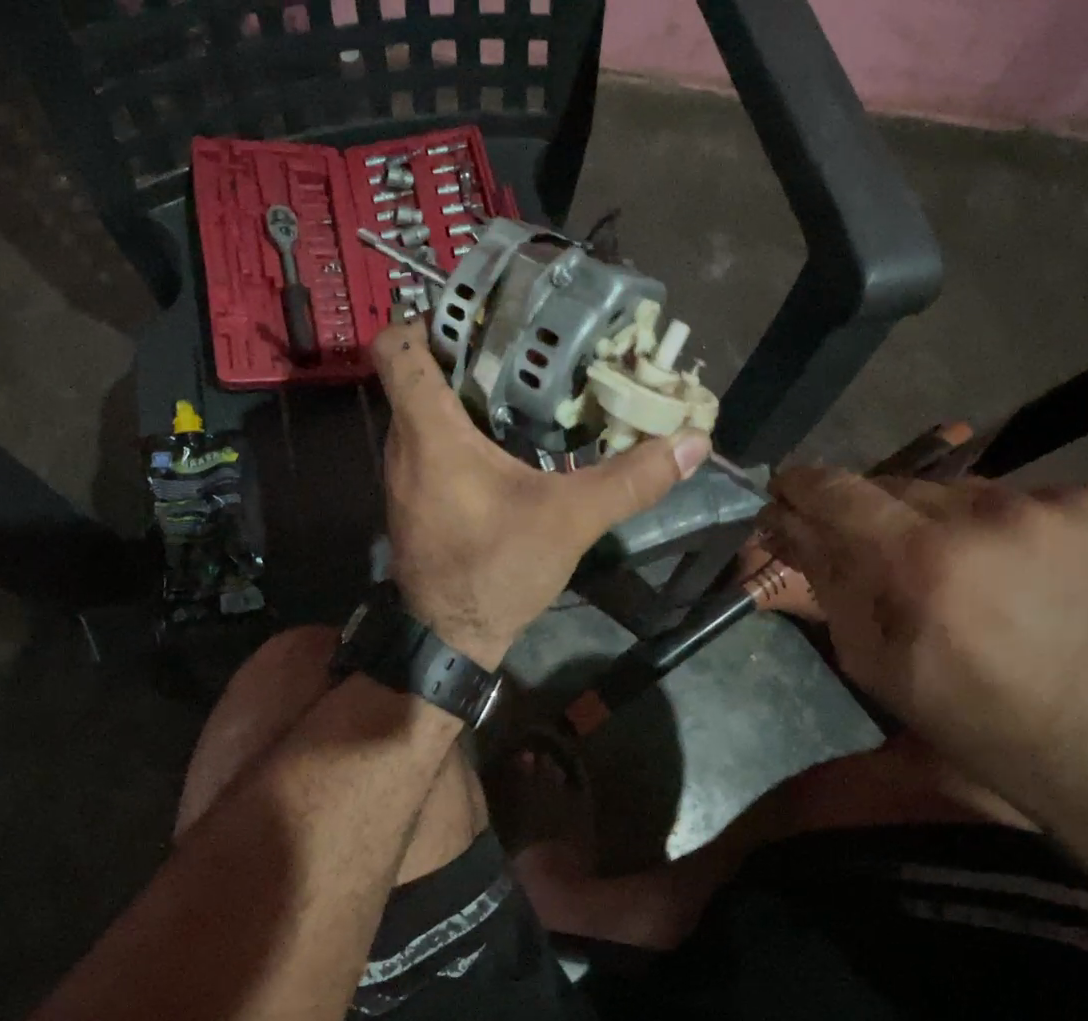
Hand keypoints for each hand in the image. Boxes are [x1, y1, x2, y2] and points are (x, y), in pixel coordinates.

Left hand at [371, 321, 709, 668]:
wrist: (449, 638)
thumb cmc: (496, 569)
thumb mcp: (570, 519)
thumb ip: (630, 479)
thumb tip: (692, 441)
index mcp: (429, 432)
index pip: (396, 348)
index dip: (425, 318)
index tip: (475, 314)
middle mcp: (403, 445)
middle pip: (415, 374)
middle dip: (461, 352)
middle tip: (520, 345)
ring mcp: (401, 475)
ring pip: (421, 412)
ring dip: (460, 393)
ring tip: (520, 385)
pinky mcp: (412, 500)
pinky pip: (426, 444)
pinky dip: (456, 431)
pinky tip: (504, 441)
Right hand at [764, 468, 1087, 779]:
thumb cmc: (973, 717)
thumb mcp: (873, 662)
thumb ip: (827, 583)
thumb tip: (788, 527)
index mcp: (925, 560)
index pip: (839, 492)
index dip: (802, 486)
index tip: (783, 490)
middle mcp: (988, 514)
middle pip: (897, 487)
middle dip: (873, 515)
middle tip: (873, 551)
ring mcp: (1055, 504)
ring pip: (959, 491)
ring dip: (940, 520)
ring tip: (955, 568)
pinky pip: (1021, 499)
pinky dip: (1003, 527)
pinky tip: (1018, 570)